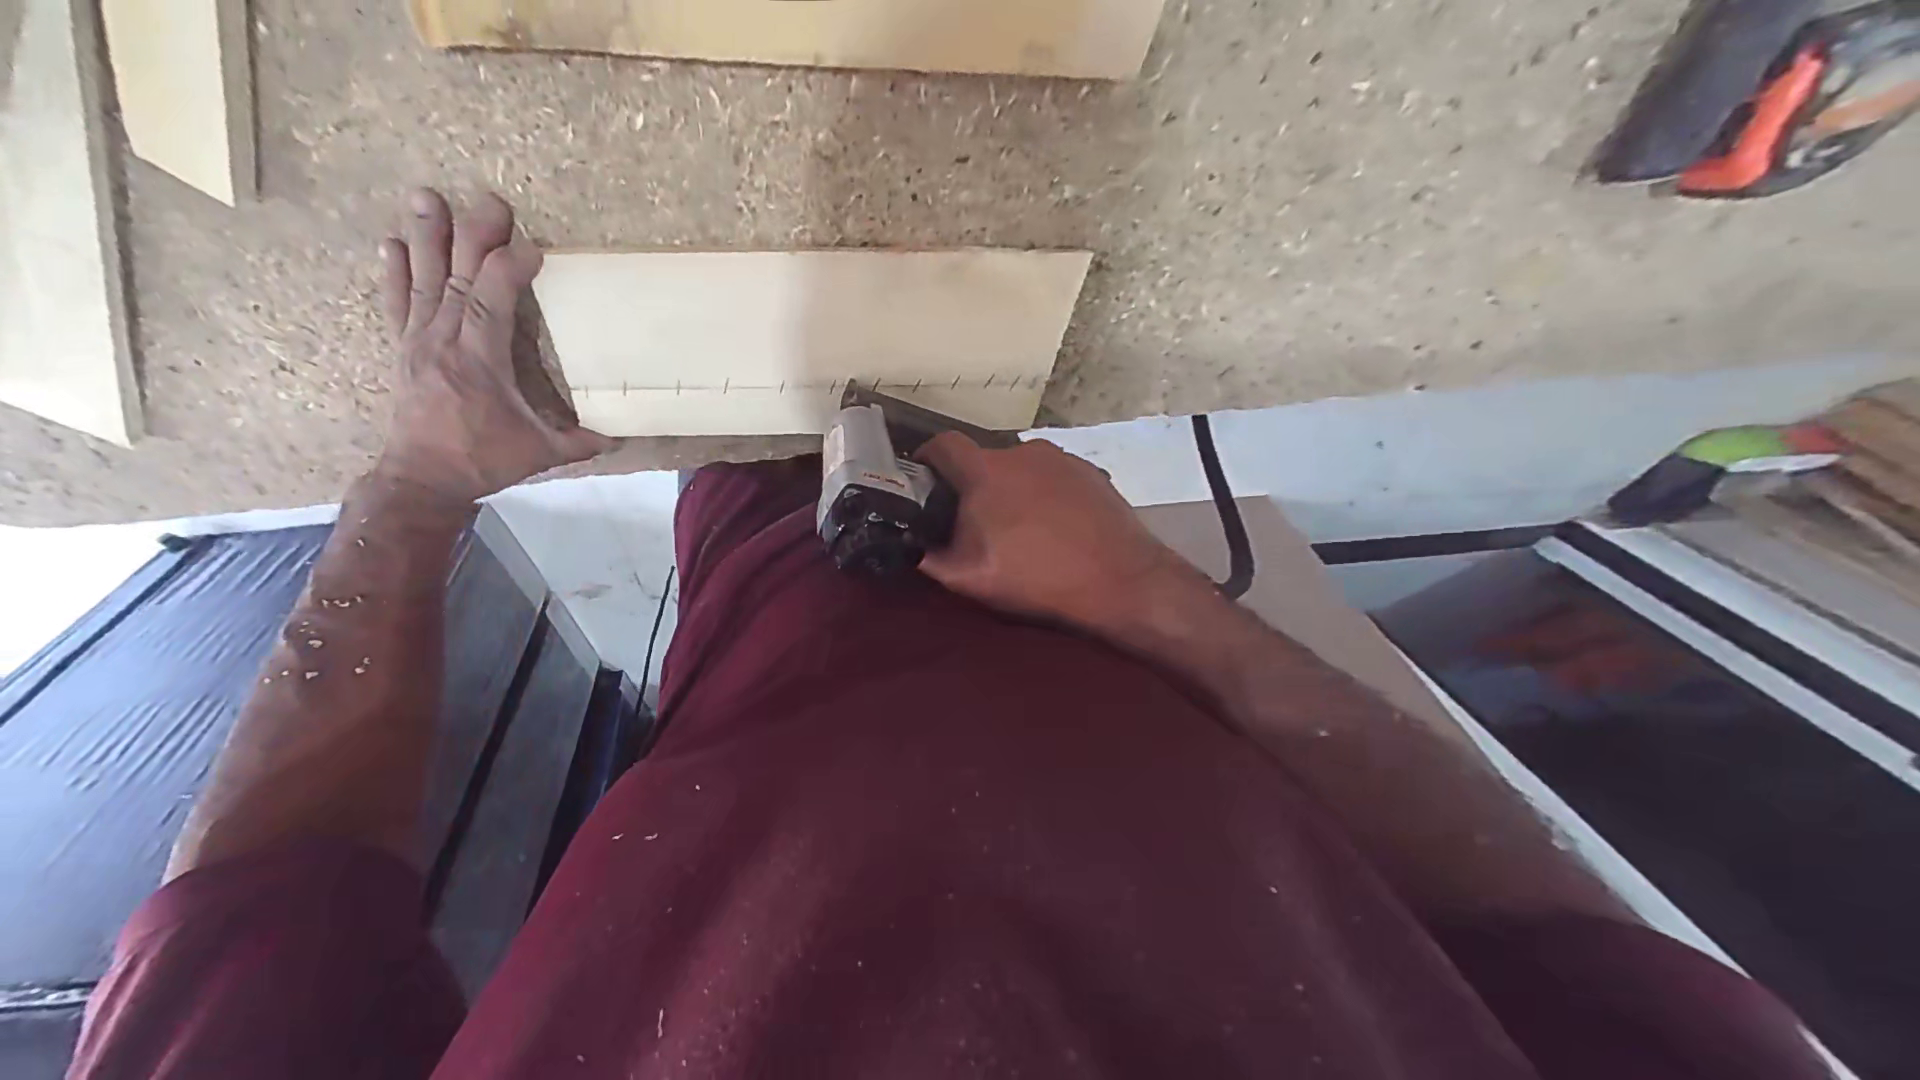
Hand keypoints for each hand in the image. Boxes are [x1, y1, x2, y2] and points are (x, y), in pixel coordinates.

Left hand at [375, 188, 611, 503]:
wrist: (421, 478)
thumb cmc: (484, 460)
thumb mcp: (542, 453)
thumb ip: (583, 440)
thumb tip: (623, 433)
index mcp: (478, 361)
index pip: (491, 301)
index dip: (508, 268)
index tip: (531, 245)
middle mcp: (443, 341)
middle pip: (458, 277)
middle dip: (473, 235)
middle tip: (488, 199)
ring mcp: (418, 341)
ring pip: (423, 280)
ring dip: (427, 237)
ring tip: (427, 195)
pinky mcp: (403, 348)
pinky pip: (397, 301)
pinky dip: (395, 270)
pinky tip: (393, 242)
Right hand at [916, 434, 1199, 630]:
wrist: (1122, 580)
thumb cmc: (1039, 579)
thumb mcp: (971, 579)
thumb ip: (930, 558)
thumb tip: (912, 544)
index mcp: (986, 472)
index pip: (944, 444)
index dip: (929, 457)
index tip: (926, 478)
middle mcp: (1022, 453)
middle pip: (984, 461)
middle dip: (974, 487)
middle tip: (979, 523)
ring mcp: (1062, 460)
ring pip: (1021, 470)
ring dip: (1013, 491)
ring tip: (1023, 529)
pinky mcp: (1091, 472)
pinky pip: (1053, 477)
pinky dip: (1045, 495)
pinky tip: (1057, 527)